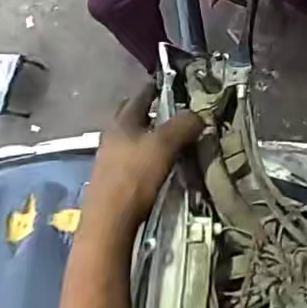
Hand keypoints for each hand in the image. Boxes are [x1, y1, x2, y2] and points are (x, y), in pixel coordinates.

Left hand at [83, 85, 205, 233]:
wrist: (109, 222)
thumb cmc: (135, 176)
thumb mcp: (164, 145)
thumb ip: (183, 125)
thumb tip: (198, 114)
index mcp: (122, 121)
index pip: (141, 95)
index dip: (157, 88)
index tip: (174, 85)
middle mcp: (111, 135)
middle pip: (132, 115)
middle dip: (151, 112)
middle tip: (174, 114)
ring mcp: (108, 158)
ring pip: (132, 138)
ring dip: (149, 136)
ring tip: (171, 141)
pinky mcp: (111, 179)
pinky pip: (131, 158)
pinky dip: (145, 156)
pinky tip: (158, 165)